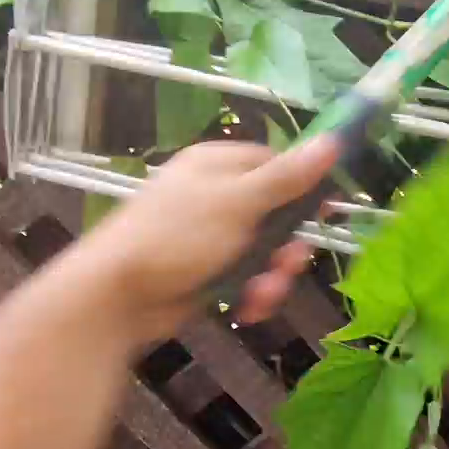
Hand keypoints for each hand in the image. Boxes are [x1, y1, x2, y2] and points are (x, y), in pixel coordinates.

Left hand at [65, 137, 339, 341]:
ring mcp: (211, 236)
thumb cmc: (175, 236)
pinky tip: (247, 306)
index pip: (277, 165)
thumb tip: (333, 141)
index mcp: (219, 165)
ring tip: (263, 293)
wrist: (115, 296)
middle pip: (277, 215)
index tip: (328, 210)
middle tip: (288, 263)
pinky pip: (247, 277)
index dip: (305, 188)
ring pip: (266, 251)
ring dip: (272, 276)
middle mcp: (216, 196)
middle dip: (287, 246)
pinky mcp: (208, 270)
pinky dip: (253, 292)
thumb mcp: (238, 202)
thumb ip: (287, 177)